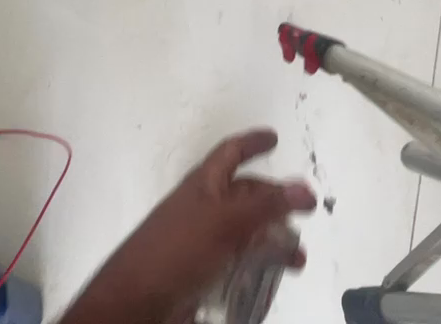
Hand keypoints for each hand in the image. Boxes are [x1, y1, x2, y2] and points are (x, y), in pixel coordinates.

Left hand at [60, 129, 315, 323]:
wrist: (135, 302)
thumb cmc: (177, 249)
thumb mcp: (225, 222)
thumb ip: (266, 206)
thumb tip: (305, 187)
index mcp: (204, 185)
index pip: (231, 153)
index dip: (252, 143)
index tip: (274, 138)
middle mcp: (204, 209)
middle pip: (244, 196)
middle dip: (274, 202)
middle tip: (304, 212)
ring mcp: (202, 243)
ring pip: (245, 234)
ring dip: (273, 242)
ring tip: (297, 258)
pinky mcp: (201, 274)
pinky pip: (236, 265)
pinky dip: (257, 269)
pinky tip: (273, 281)